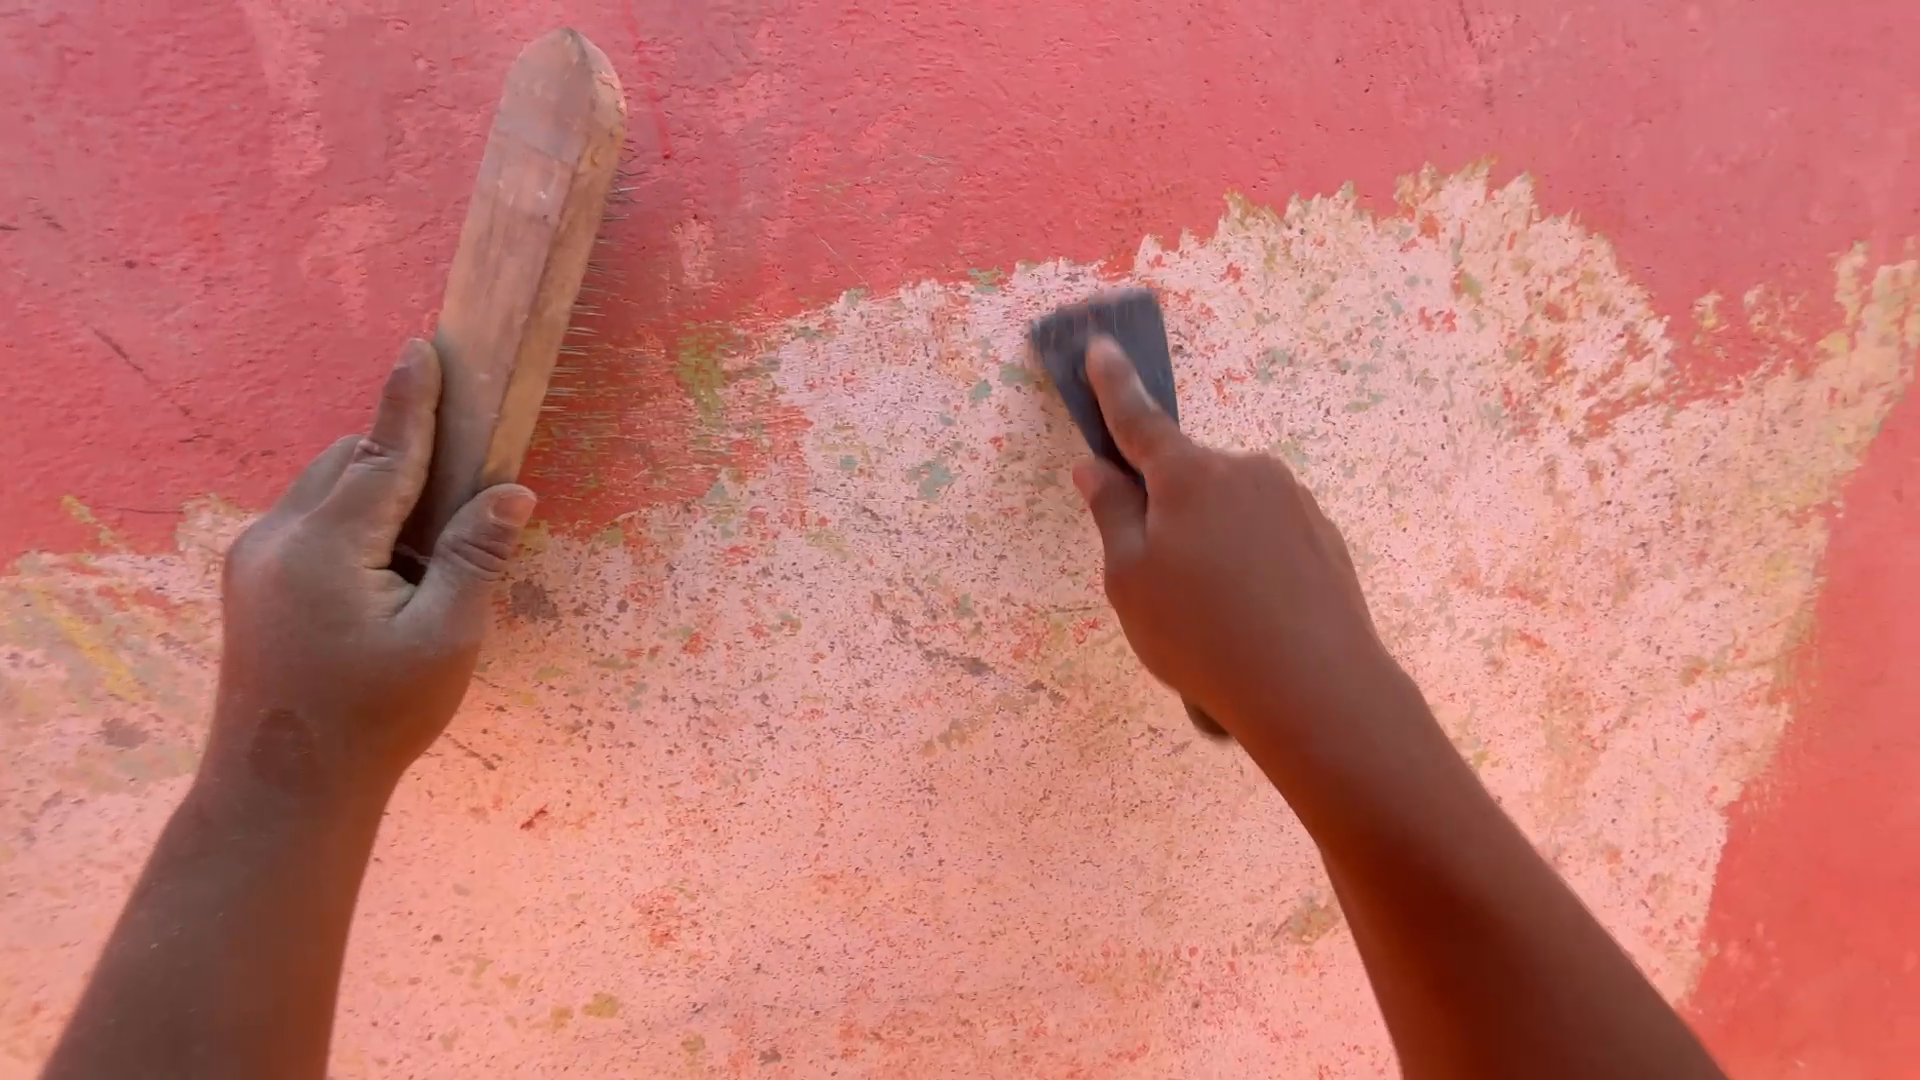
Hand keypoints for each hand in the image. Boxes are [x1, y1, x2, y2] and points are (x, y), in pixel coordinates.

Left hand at [205, 339, 534, 804]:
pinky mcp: (254, 580)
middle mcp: (276, 539)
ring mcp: (256, 559)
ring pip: (329, 488)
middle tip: (466, 479)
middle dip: (407, 453)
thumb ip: (476, 555)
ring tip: (433, 541)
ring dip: (385, 489)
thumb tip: (512, 491)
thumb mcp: (448, 635)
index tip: (424, 349)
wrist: (288, 784)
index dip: (409, 402)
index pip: (381, 457)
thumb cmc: (380, 712)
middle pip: (351, 463)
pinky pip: (315, 518)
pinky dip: (362, 517)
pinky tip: (393, 566)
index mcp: (325, 549)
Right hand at [1070, 335, 1404, 745]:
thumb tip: (1094, 467)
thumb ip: (1111, 513)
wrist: (1317, 691)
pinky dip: (1247, 566)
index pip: (1138, 419)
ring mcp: (1292, 501)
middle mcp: (1246, 471)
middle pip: (1186, 478)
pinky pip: (1265, 538)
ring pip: (1227, 511)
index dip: (1112, 385)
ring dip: (1208, 545)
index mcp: (1190, 475)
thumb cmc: (1199, 633)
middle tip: (1160, 584)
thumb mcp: (1129, 580)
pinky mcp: (1324, 536)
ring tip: (1211, 616)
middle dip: (1164, 512)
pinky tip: (1251, 618)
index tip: (1102, 347)